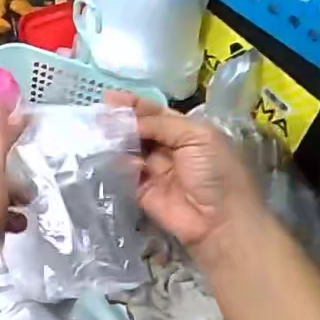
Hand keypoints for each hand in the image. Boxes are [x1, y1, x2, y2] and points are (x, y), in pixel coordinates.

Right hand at [108, 93, 267, 261]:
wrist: (221, 221)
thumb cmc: (216, 172)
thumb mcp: (197, 136)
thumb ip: (162, 124)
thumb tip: (129, 121)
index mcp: (187, 131)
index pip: (156, 113)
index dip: (135, 105)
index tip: (110, 98)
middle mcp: (170, 148)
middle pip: (140, 130)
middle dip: (121, 122)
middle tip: (99, 115)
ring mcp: (155, 171)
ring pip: (130, 150)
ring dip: (116, 141)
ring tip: (99, 132)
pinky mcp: (143, 192)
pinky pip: (126, 174)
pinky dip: (118, 164)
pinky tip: (110, 156)